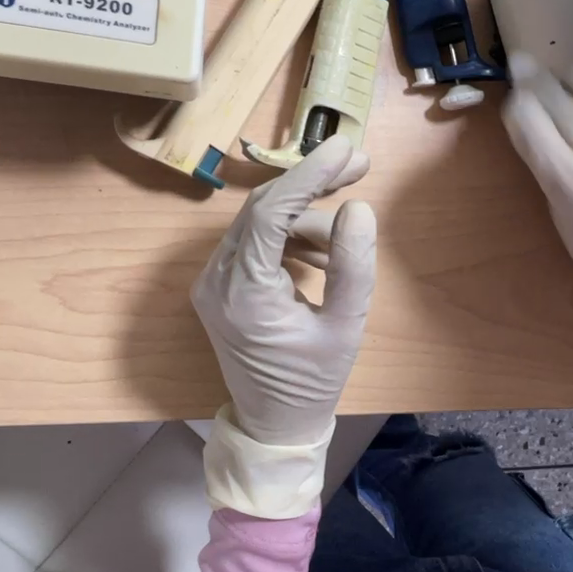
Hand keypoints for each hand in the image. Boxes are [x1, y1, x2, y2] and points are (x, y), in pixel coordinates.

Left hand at [191, 137, 376, 515]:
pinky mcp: (220, 286)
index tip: (344, 148)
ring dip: (306, 217)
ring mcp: (212, 282)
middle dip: (311, 184)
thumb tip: (357, 208)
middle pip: (261, 209)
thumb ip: (355, 267)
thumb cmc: (313, 382)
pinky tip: (325, 255)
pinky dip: (291, 237)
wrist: (273, 424)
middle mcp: (216, 280)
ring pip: (260, 222)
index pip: (268, 213)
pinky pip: (256, 242)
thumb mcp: (347, 328)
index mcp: (243, 294)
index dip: (307, 174)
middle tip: (360, 165)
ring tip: (348, 240)